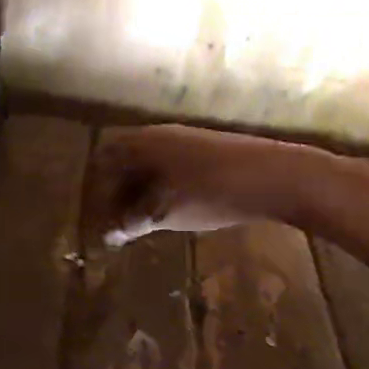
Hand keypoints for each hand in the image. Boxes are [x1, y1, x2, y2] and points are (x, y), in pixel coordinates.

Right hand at [85, 125, 328, 246]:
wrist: (277, 178)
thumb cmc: (212, 193)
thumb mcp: (165, 212)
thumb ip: (132, 221)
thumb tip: (108, 233)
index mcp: (144, 142)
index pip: (103, 158)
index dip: (93, 187)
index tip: (91, 215)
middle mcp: (161, 135)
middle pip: (125, 161)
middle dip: (115, 192)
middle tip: (113, 223)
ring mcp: (186, 141)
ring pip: (148, 166)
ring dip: (138, 192)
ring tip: (137, 223)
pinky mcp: (206, 153)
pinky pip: (168, 168)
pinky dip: (158, 189)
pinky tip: (167, 211)